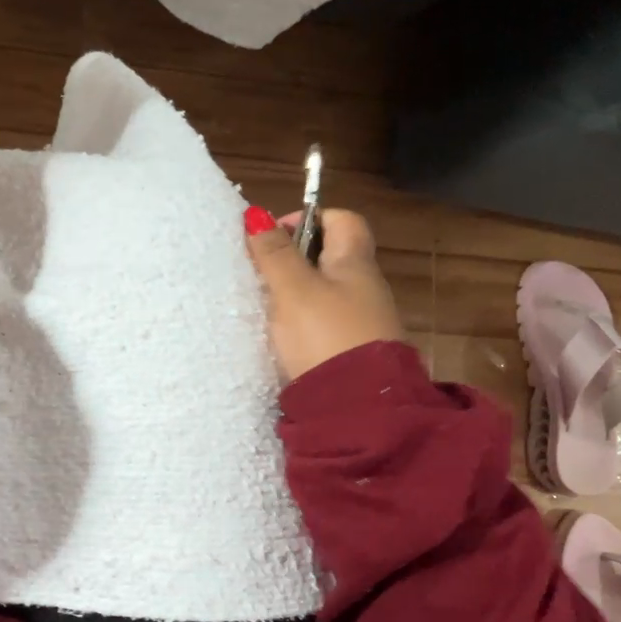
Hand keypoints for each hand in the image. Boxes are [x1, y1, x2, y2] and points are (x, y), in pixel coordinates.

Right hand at [244, 206, 405, 381]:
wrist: (358, 407)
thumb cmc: (325, 336)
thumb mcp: (293, 290)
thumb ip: (275, 254)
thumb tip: (256, 213)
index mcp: (356, 264)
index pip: (341, 220)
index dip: (307, 218)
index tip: (272, 237)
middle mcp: (364, 288)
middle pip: (329, 257)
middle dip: (292, 258)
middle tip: (258, 273)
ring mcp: (360, 322)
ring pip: (323, 292)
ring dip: (292, 293)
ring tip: (260, 306)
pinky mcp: (349, 352)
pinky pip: (321, 322)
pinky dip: (298, 322)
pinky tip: (276, 336)